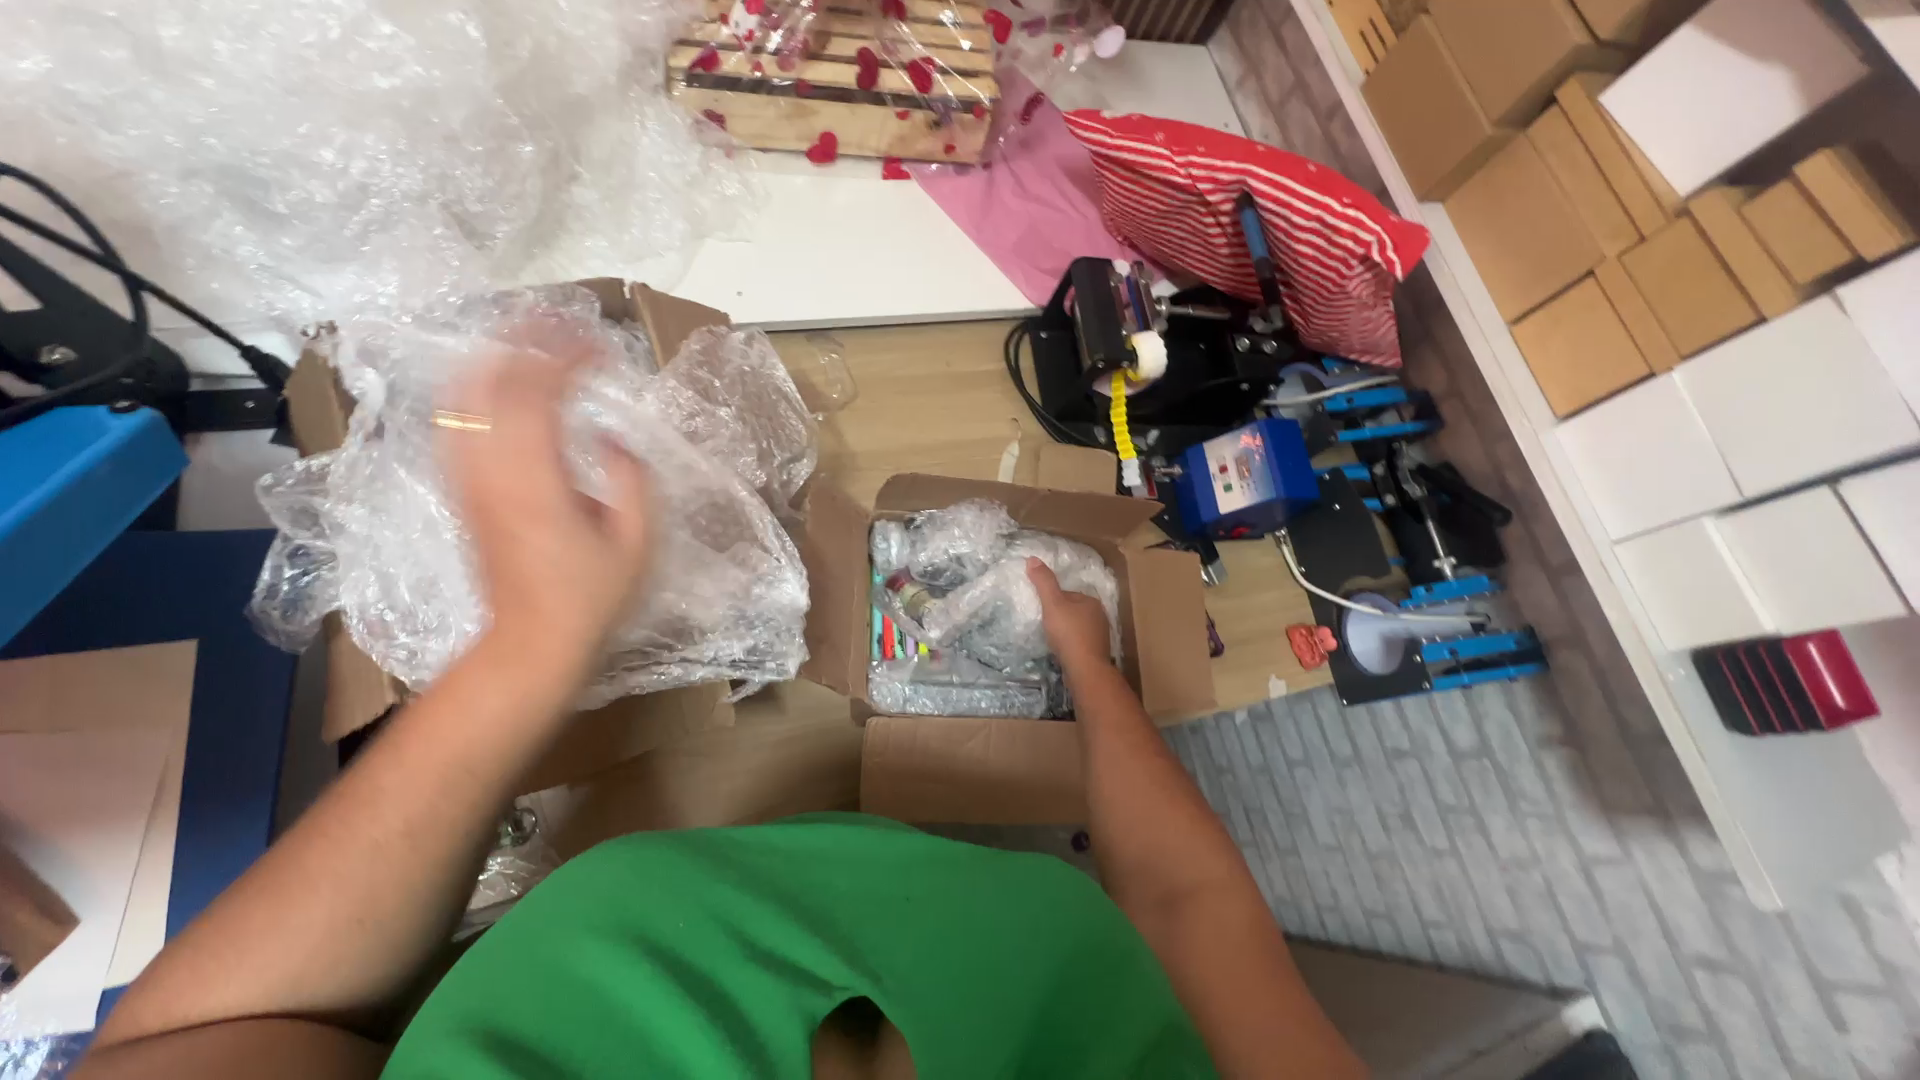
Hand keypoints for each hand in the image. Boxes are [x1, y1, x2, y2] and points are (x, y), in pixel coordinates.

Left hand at [439, 343, 653, 684]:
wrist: (530, 642)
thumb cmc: (591, 597)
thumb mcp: (636, 542)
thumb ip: (631, 477)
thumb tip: (609, 436)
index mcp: (538, 479)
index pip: (541, 393)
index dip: (569, 358)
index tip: (602, 348)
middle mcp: (492, 469)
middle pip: (490, 382)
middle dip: (523, 340)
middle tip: (558, 320)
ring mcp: (468, 479)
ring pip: (462, 398)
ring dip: (494, 360)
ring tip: (527, 339)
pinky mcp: (462, 491)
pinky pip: (456, 424)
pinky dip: (475, 392)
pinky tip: (497, 386)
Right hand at [1027, 557, 1113, 671]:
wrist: (1085, 668)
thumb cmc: (1068, 632)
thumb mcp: (1052, 603)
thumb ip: (1044, 582)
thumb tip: (1032, 558)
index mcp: (1091, 601)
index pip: (1068, 594)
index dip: (1053, 600)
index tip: (1042, 609)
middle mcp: (1099, 616)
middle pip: (1073, 611)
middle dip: (1060, 616)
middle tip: (1044, 625)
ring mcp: (1100, 636)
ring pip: (1077, 628)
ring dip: (1065, 632)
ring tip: (1051, 639)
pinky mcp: (1097, 653)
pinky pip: (1080, 643)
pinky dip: (1070, 645)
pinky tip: (1061, 651)